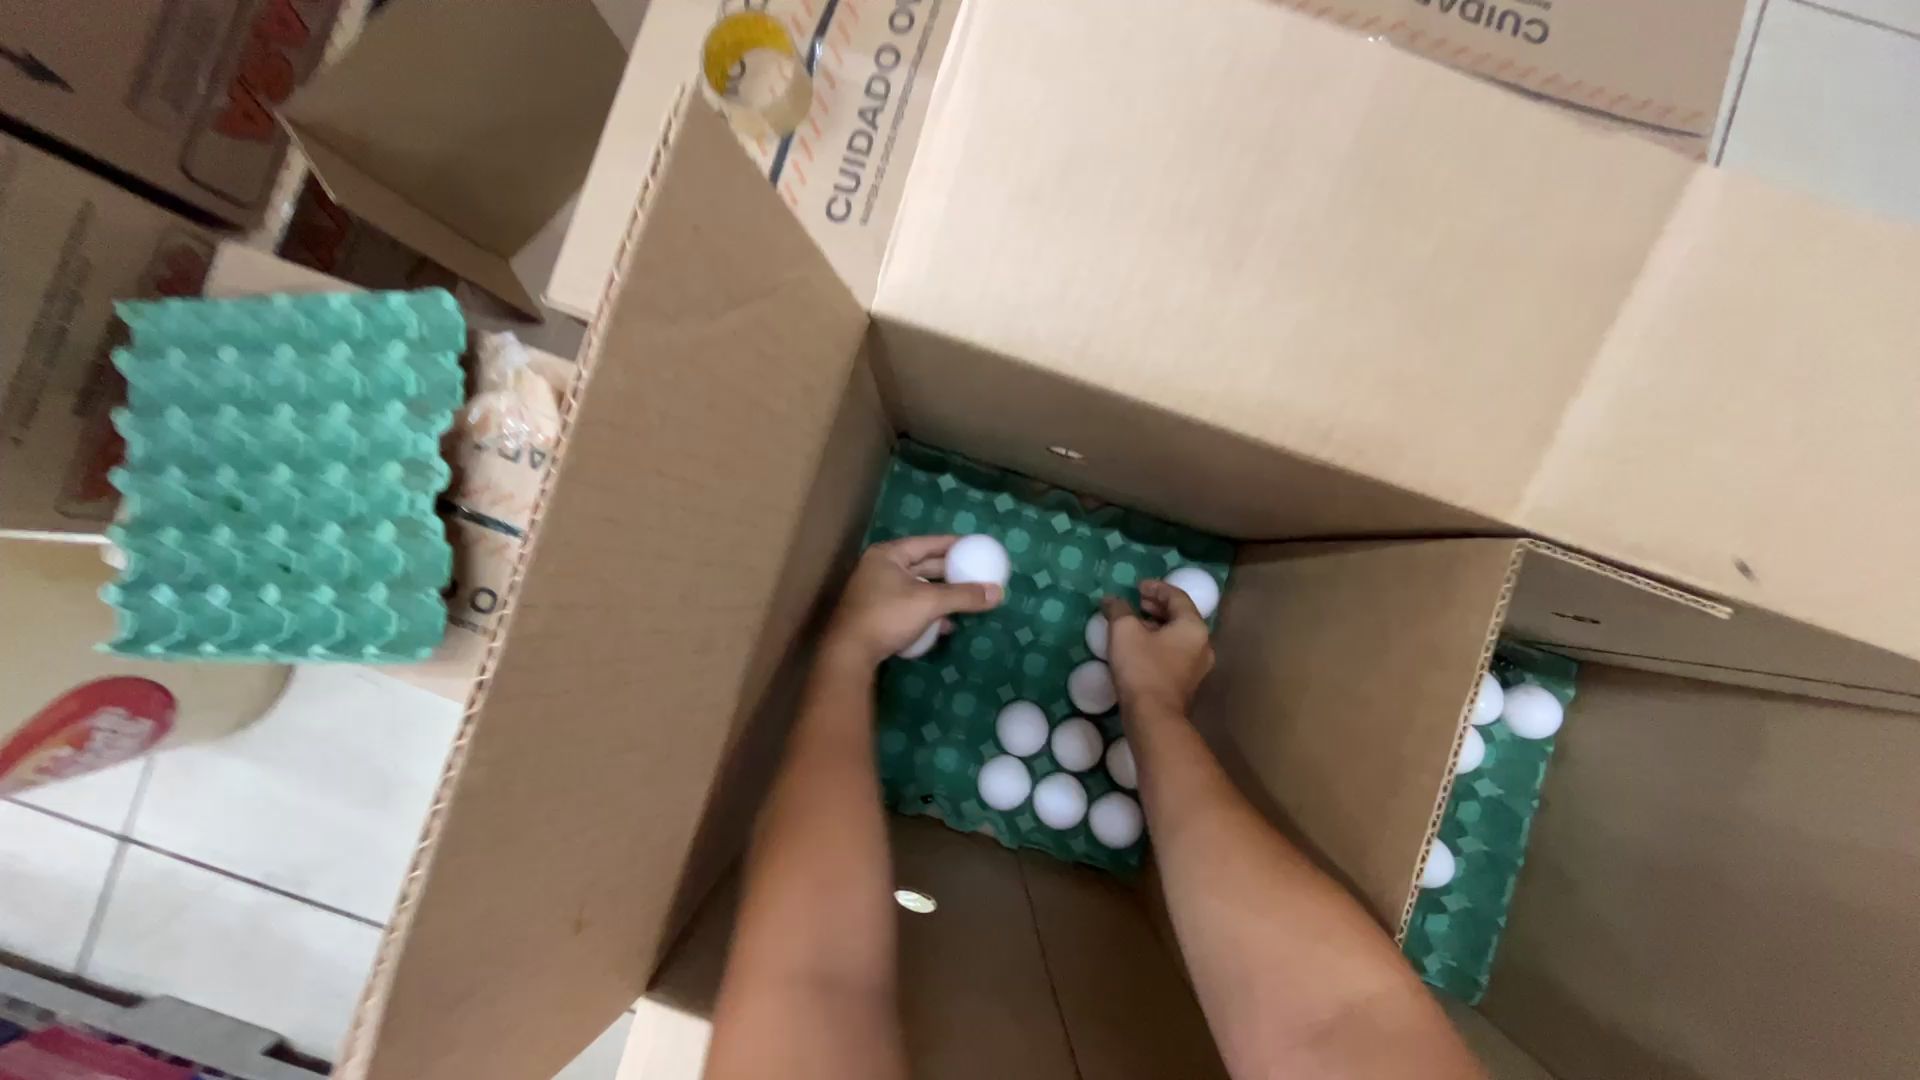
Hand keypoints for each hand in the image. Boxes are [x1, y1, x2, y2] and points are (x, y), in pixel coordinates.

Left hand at [822, 536, 1004, 668]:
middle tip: (975, 573)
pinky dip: (928, 612)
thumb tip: (998, 592)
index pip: (927, 543)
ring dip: (941, 595)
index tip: (975, 547)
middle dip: (950, 572)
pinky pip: (910, 606)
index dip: (952, 544)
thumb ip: (963, 595)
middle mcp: (880, 569)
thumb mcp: (929, 603)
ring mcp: (876, 592)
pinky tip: (947, 624)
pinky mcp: (878, 615)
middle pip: (923, 565)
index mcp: (888, 555)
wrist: (850, 654)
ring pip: (917, 588)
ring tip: (967, 599)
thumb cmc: (887, 616)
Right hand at [1102, 579, 1214, 720]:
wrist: (1153, 717)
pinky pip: (1175, 653)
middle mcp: (1202, 644)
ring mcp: (1198, 666)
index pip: (1177, 597)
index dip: (1156, 587)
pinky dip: (1159, 643)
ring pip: (1178, 636)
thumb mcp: (1124, 631)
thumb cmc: (1141, 668)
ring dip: (1157, 626)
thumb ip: (1118, 609)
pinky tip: (1139, 648)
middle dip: (1157, 606)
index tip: (1137, 587)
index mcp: (1193, 627)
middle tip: (1137, 603)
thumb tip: (1111, 599)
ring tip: (1134, 624)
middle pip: (1181, 616)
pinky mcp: (1187, 683)